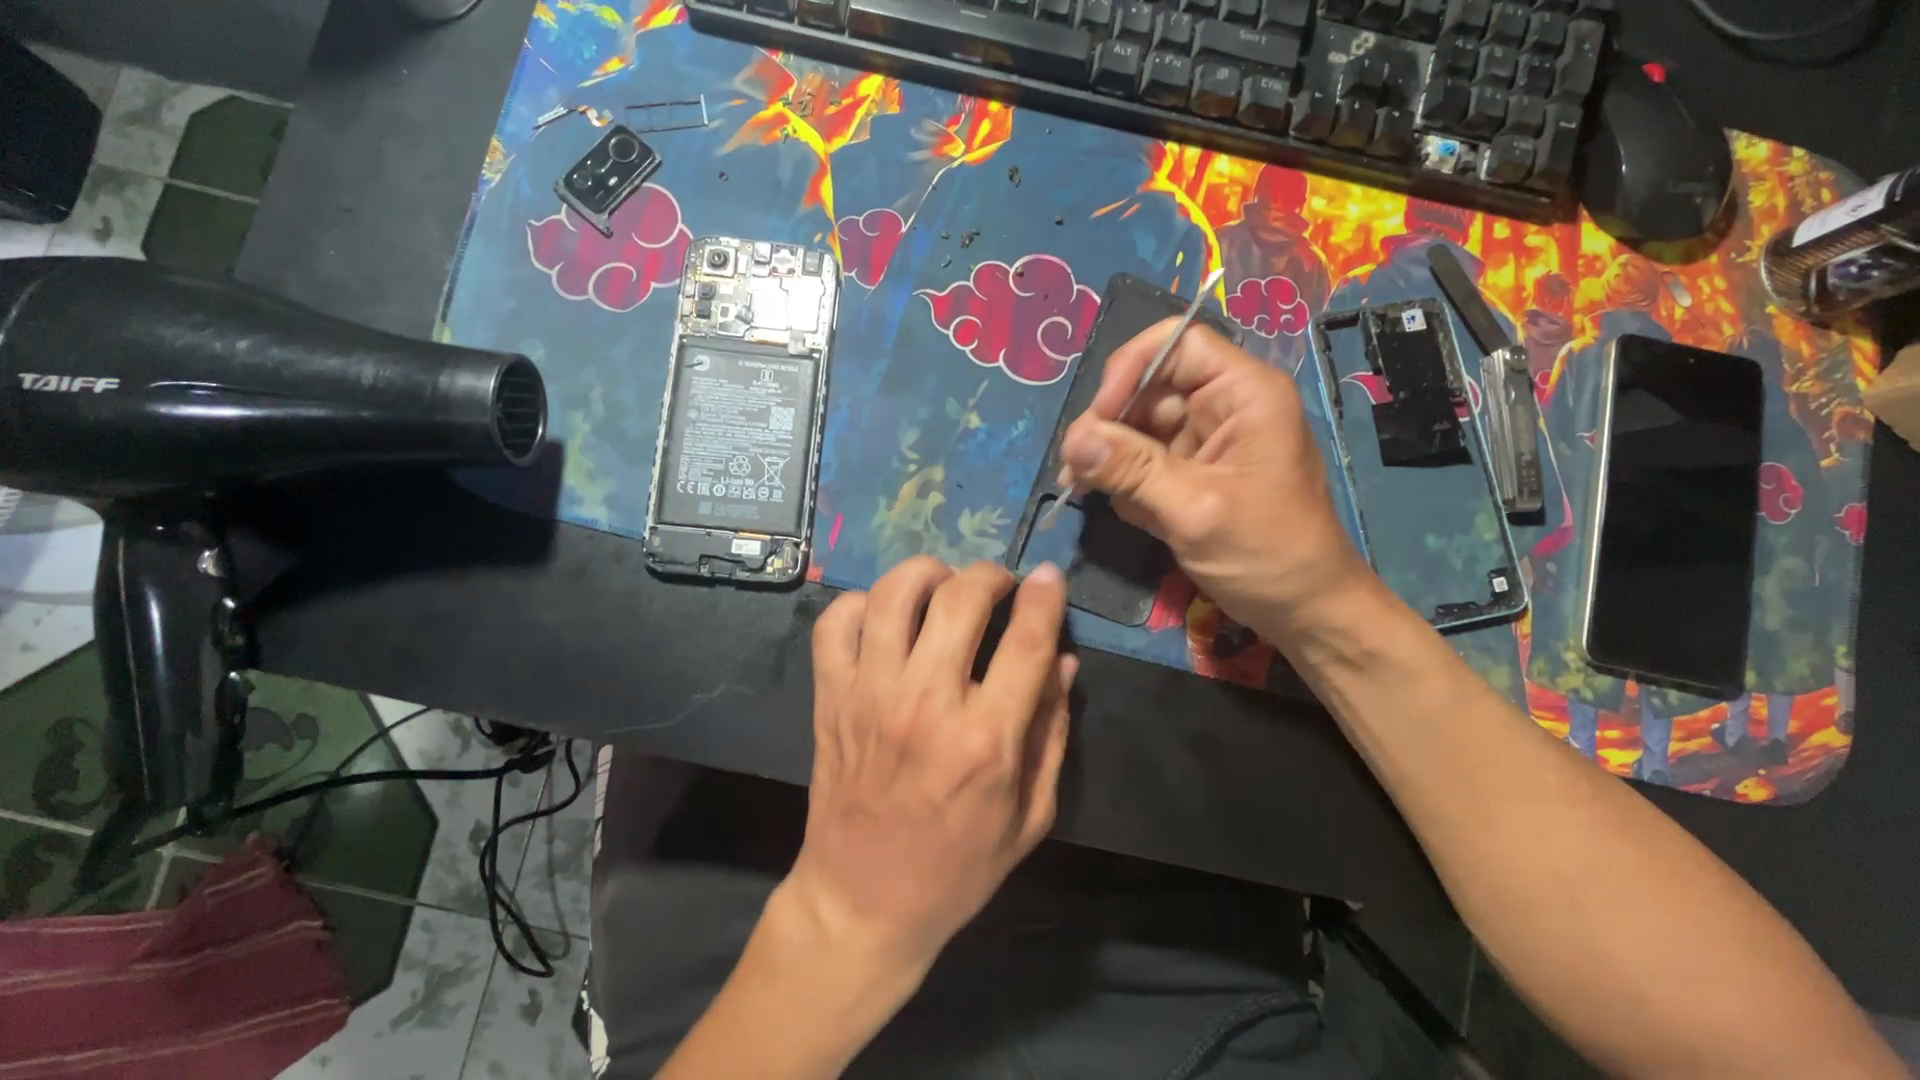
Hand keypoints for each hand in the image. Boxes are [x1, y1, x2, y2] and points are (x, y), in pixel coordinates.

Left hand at [781, 557, 1076, 977]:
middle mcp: (926, 703)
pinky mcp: (829, 698)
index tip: (1052, 577)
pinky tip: (883, 614)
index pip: (1027, 640)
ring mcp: (869, 695)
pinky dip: (861, 603)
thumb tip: (1065, 660)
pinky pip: (835, 623)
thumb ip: (1051, 733)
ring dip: (927, 572)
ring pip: (892, 595)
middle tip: (1002, 583)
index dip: (1046, 597)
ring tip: (944, 583)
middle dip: (990, 574)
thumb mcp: (1030, 816)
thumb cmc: (958, 867)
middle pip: (960, 598)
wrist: (864, 899)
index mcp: (985, 738)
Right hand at [1057, 319, 1373, 647]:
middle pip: (1150, 388)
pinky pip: (1146, 461)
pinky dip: (1127, 482)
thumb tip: (1073, 440)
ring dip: (1111, 458)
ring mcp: (1208, 442)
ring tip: (1086, 491)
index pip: (1179, 344)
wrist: (1305, 611)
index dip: (1131, 369)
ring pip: (1140, 427)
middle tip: (1075, 469)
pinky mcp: (1194, 474)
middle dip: (1110, 425)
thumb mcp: (1195, 509)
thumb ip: (1132, 470)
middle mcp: (1225, 408)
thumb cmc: (1268, 554)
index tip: (1098, 417)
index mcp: (1244, 395)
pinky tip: (1125, 510)